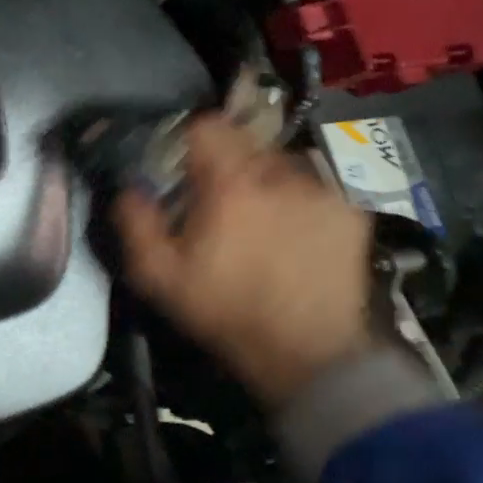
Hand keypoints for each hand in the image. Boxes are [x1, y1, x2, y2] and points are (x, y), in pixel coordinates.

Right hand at [114, 116, 375, 407]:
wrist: (309, 355)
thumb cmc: (224, 311)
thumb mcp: (156, 274)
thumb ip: (135, 221)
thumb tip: (130, 187)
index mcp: (230, 185)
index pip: (209, 126)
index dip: (188, 138)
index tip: (179, 160)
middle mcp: (281, 178)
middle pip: (246, 141)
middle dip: (226, 161)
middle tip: (213, 195)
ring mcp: (324, 195)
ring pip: (282, 164)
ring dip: (263, 179)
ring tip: (255, 214)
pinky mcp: (352, 216)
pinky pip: (314, 188)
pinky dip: (296, 199)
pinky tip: (289, 231)